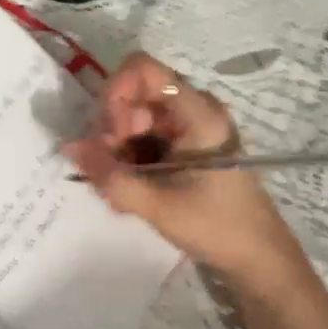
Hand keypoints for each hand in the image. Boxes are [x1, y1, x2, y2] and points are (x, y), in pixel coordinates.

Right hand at [62, 52, 304, 286]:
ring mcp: (189, 126)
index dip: (115, 93)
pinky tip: (128, 189)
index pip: (141, 69)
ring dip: (117, 147)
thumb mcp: (156, 205)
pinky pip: (143, 134)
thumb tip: (68, 147)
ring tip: (119, 187)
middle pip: (133, 93)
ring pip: (133, 116)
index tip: (114, 135)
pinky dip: (128, 157)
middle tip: (112, 167)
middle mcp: (194, 109)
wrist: (259, 259)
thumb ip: (108, 174)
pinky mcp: (184, 144)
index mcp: (198, 113)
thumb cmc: (216, 227)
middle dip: (112, 128)